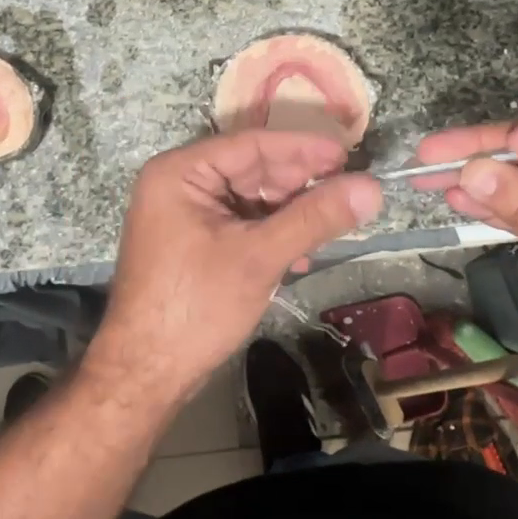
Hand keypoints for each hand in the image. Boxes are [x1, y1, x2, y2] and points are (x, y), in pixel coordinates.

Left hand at [87, 130, 382, 400]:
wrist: (145, 373)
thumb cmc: (196, 306)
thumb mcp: (260, 256)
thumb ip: (314, 218)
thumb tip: (372, 188)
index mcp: (179, 171)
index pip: (251, 144)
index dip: (302, 148)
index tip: (348, 154)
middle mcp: (176, 183)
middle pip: (250, 169)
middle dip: (298, 184)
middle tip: (348, 191)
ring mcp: (181, 214)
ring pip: (248, 198)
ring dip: (288, 212)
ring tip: (331, 224)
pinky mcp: (190, 242)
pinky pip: (238, 222)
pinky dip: (269, 234)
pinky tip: (300, 254)